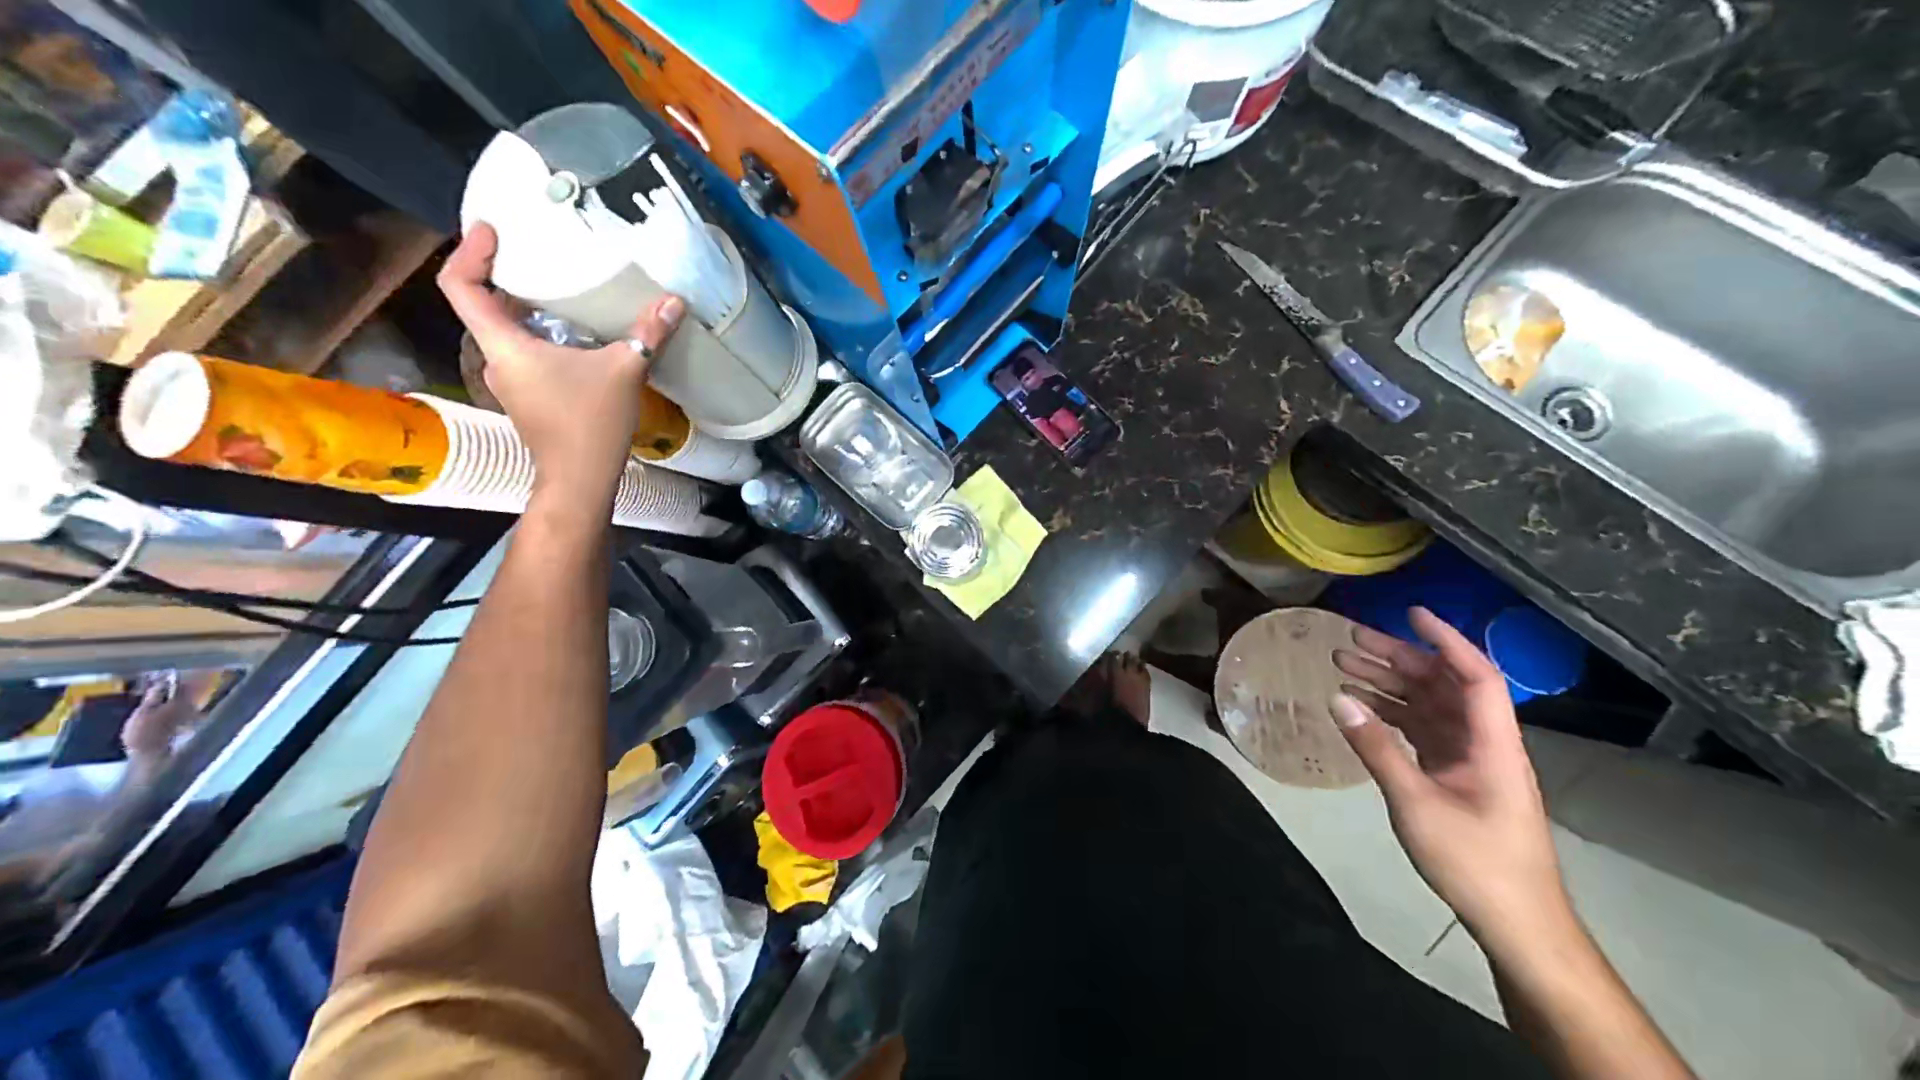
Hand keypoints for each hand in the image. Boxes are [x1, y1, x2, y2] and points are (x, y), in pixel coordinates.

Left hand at [436, 223, 685, 506]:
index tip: (490, 231)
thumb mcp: (624, 371)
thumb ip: (648, 334)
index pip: (461, 286)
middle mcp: (496, 360)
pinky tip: (577, 338)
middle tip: (537, 255)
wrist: (581, 480)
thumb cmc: (590, 423)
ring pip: (508, 334)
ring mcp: (511, 383)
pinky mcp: (528, 399)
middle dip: (507, 279)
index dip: (469, 252)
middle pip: (484, 308)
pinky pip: (526, 355)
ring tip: (562, 292)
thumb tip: (674, 302)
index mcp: (504, 345)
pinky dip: (542, 338)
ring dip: (529, 312)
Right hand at [1331, 607, 1568, 943]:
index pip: (1475, 676)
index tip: (1410, 613)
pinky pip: (1423, 733)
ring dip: (1389, 686)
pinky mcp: (1457, 778)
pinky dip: (1392, 716)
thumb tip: (1338, 699)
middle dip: (1398, 659)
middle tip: (1348, 642)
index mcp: (1492, 744)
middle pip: (1443, 687)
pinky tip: (1361, 709)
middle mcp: (1485, 744)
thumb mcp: (1415, 803)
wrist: (1516, 923)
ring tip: (1343, 668)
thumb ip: (1376, 748)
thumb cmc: (1474, 862)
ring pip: (1430, 708)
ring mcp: (1471, 762)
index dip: (1446, 640)